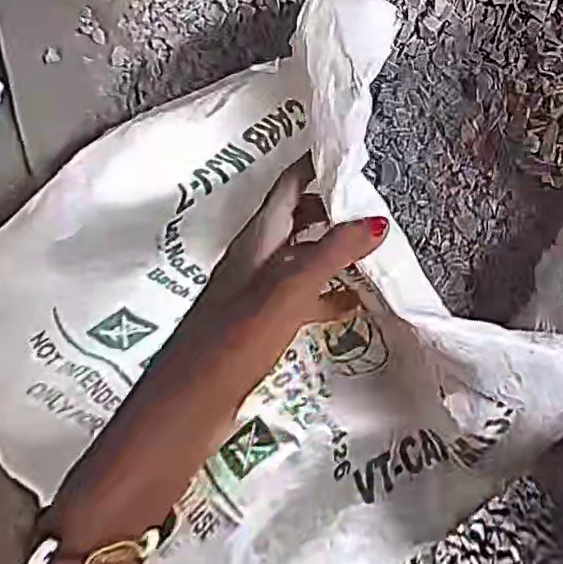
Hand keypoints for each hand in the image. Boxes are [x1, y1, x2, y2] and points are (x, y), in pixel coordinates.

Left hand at [183, 155, 387, 345]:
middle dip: (334, 205)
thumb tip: (376, 222)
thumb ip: (334, 252)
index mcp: (260, 237)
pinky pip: (303, 293)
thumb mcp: (291, 288)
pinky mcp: (262, 321)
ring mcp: (259, 289)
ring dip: (334, 248)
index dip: (318, 164)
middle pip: (299, 214)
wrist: (186, 409)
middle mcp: (258, 255)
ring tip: (370, 250)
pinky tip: (351, 302)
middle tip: (370, 205)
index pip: (292, 183)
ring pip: (304, 254)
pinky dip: (329, 291)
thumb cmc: (232, 341)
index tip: (350, 154)